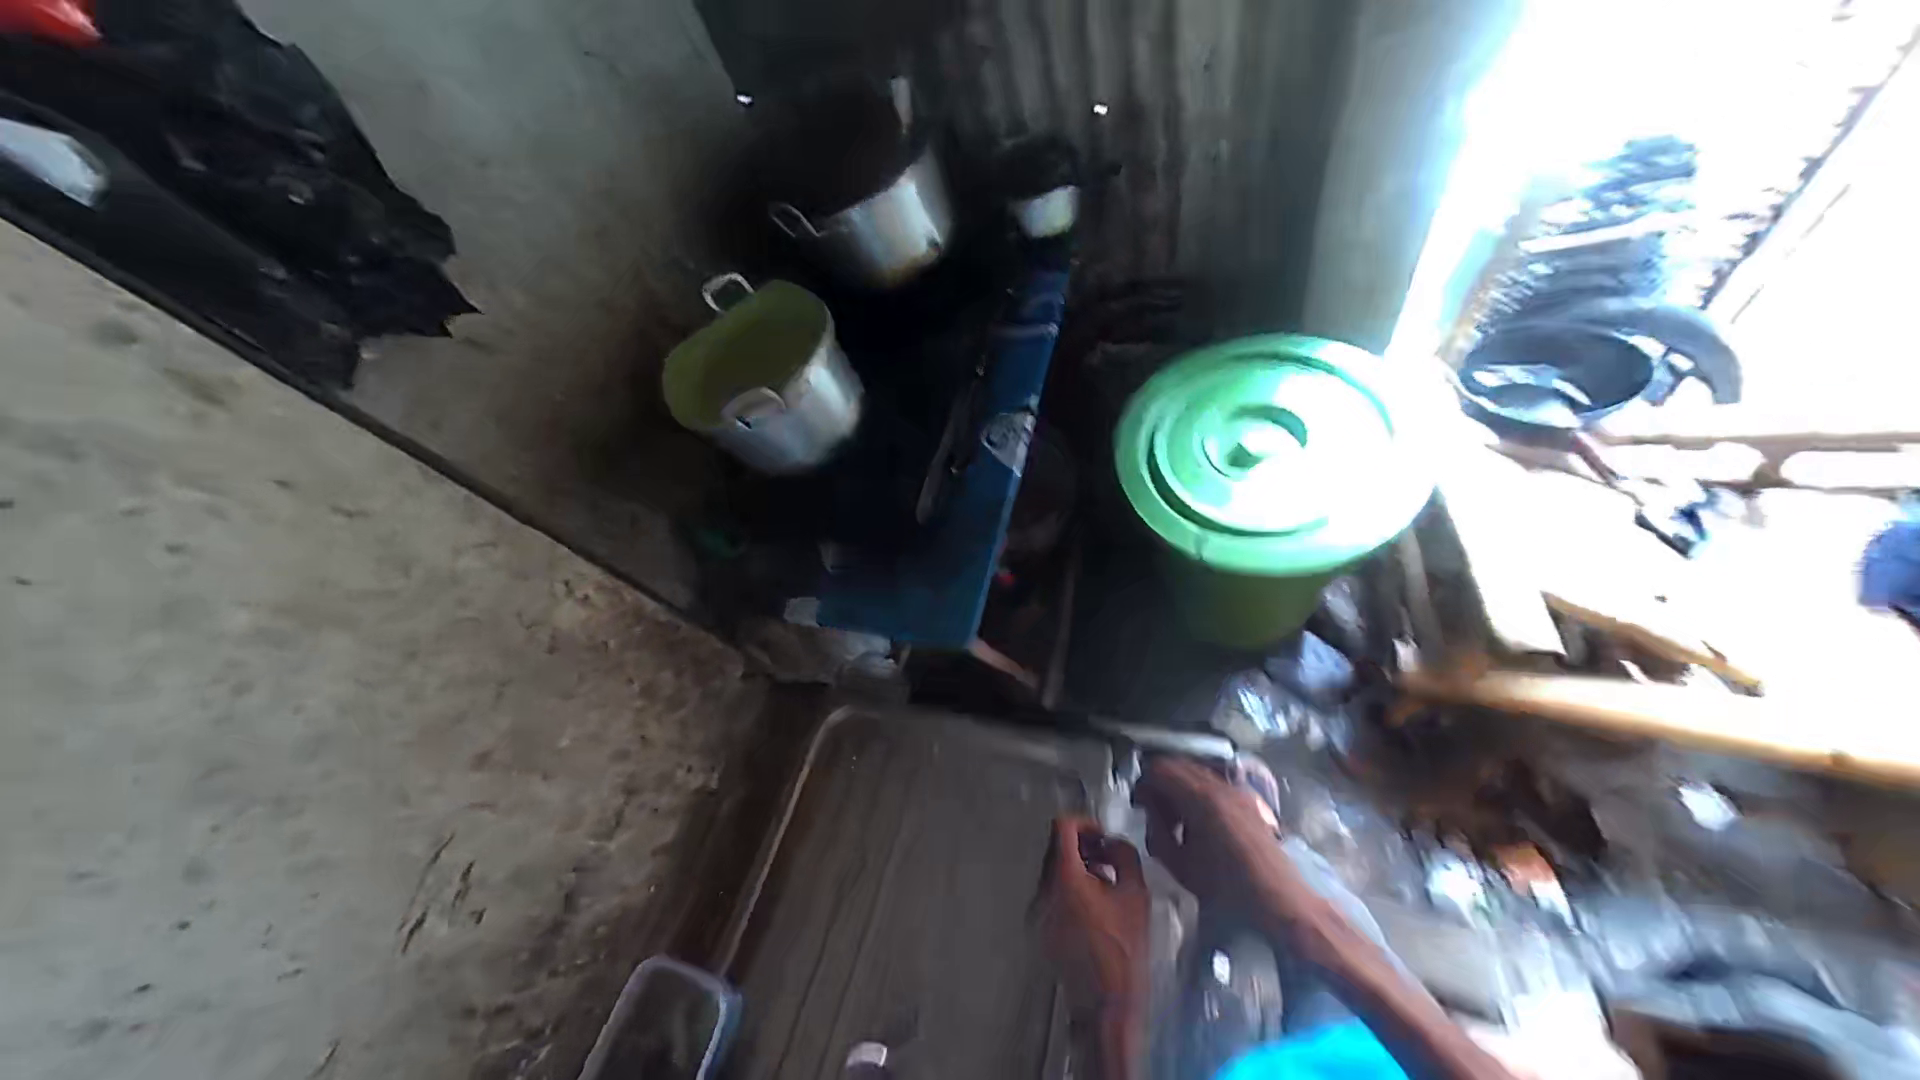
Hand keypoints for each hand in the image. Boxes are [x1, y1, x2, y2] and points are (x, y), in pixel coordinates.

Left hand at [1036, 817, 1149, 1022]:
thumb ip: (1124, 855)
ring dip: (1076, 867)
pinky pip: (1050, 893)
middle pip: (1055, 848)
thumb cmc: (1124, 950)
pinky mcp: (1037, 927)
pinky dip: (1068, 888)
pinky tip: (1091, 906)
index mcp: (1064, 878)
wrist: (1107, 1005)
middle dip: (1082, 845)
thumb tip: (1111, 841)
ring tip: (1104, 883)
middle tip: (1107, 857)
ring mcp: (1036, 909)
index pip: (1061, 827)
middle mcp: (1042, 889)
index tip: (1102, 836)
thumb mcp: (1136, 895)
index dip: (1083, 823)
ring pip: (1052, 870)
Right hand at [1132, 757, 1291, 921]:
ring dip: (1179, 787)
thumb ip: (1157, 831)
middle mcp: (1219, 786)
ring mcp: (1236, 791)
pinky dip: (1198, 793)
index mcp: (1199, 798)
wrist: (1280, 901)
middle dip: (1161, 783)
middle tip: (1153, 810)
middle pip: (1178, 765)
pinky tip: (1198, 822)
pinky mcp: (1248, 800)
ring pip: (1196, 773)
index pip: (1160, 769)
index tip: (1139, 804)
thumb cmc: (1227, 889)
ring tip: (1176, 818)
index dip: (1144, 784)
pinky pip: (1213, 784)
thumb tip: (1150, 812)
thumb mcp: (1180, 864)